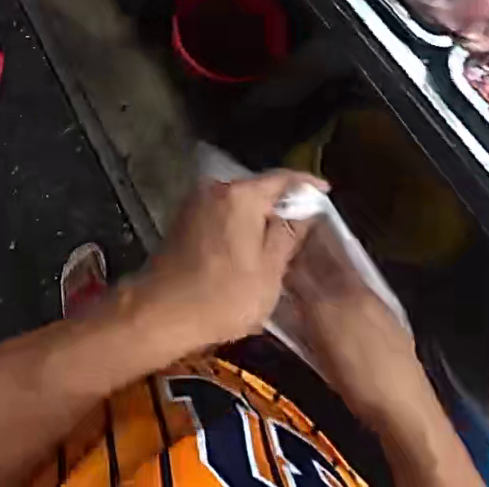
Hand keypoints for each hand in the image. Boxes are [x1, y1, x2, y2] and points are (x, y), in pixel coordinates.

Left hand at [125, 171, 320, 355]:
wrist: (164, 309)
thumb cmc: (224, 295)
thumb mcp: (269, 271)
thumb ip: (286, 235)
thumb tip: (302, 211)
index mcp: (238, 196)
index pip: (279, 179)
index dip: (305, 183)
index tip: (325, 190)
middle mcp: (213, 189)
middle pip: (256, 188)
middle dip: (281, 202)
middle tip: (308, 222)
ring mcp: (194, 202)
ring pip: (237, 201)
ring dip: (259, 214)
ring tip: (283, 236)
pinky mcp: (184, 218)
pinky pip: (221, 212)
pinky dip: (239, 222)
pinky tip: (252, 244)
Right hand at [282, 226, 435, 427]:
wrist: (404, 417)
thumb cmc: (360, 363)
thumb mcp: (322, 316)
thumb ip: (302, 281)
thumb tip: (282, 249)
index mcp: (352, 280)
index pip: (323, 240)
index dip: (300, 225)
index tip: (275, 212)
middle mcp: (361, 291)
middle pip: (325, 261)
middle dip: (300, 249)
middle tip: (269, 240)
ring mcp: (369, 317)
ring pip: (328, 285)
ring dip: (306, 277)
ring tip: (277, 272)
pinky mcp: (369, 342)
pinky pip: (334, 308)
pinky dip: (315, 301)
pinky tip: (301, 309)